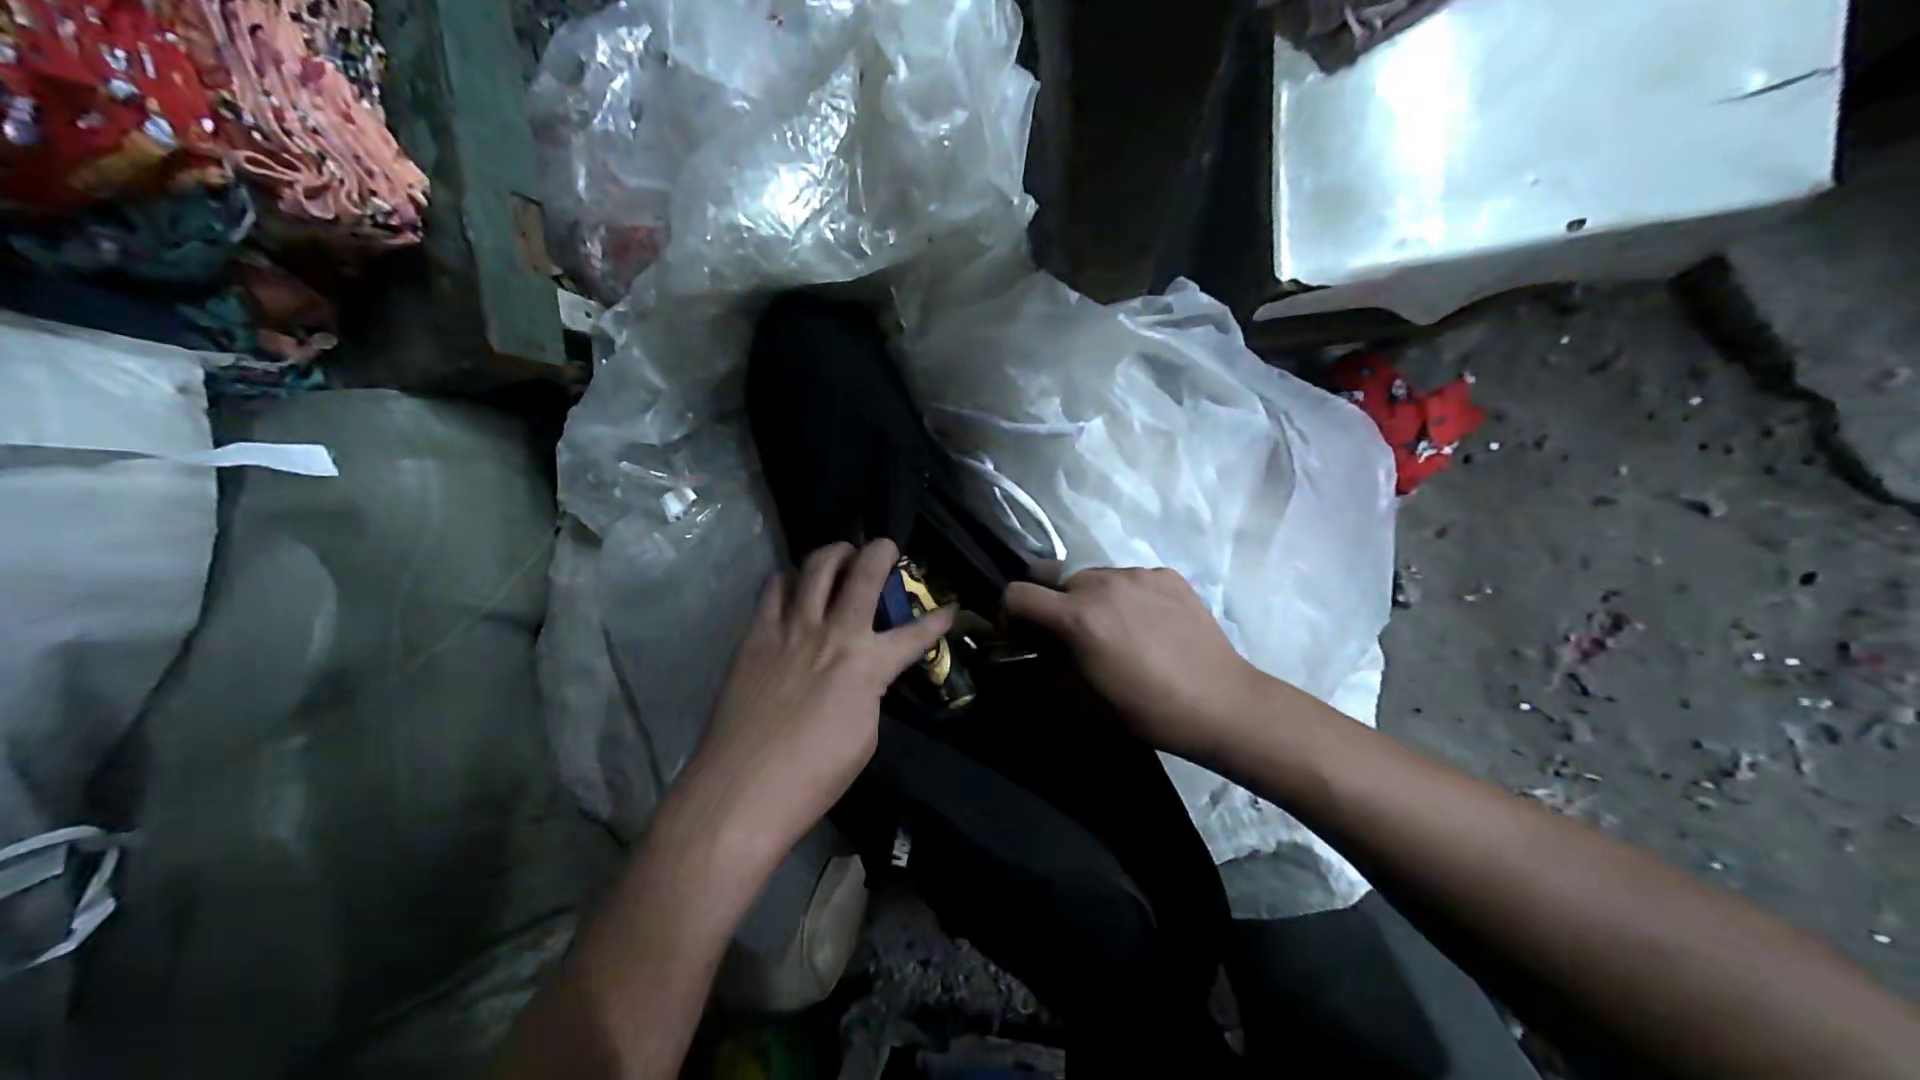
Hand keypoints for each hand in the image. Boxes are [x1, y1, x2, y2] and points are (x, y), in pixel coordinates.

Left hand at [683, 539, 955, 857]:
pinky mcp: (755, 634)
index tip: (951, 607)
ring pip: (815, 567)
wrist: (744, 789)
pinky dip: (790, 579)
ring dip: (834, 553)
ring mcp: (791, 628)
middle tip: (886, 547)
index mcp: (868, 665)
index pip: (916, 634)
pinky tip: (794, 587)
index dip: (939, 619)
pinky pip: (774, 588)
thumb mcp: (865, 735)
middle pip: (862, 572)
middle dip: (881, 551)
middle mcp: (833, 633)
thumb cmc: (815, 776)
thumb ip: (870, 690)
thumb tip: (865, 672)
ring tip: (840, 556)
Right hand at [1004, 567, 1270, 761]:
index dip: (1009, 614)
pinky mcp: (1167, 575)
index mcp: (1077, 615)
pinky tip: (1147, 625)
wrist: (1220, 702)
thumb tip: (1038, 651)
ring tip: (1114, 630)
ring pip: (1094, 576)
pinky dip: (1126, 597)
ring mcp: (1138, 574)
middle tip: (1067, 633)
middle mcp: (1103, 583)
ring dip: (1089, 598)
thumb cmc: (1145, 709)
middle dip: (1050, 603)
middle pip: (1054, 578)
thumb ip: (1047, 667)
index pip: (1017, 593)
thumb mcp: (1080, 699)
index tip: (1022, 636)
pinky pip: (1130, 579)